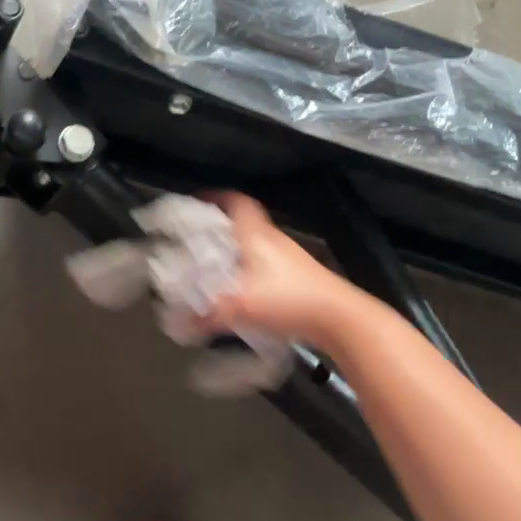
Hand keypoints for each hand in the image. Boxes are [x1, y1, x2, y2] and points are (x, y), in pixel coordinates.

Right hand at [200, 192, 384, 345]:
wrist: (339, 318)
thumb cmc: (289, 300)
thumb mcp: (241, 306)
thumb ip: (206, 315)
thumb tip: (180, 323)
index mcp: (257, 235)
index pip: (237, 202)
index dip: (216, 197)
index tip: (195, 203)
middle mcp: (273, 240)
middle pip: (242, 223)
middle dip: (217, 227)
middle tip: (193, 238)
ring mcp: (288, 258)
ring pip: (254, 245)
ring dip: (233, 250)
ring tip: (210, 265)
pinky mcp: (297, 278)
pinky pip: (264, 265)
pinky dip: (247, 270)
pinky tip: (238, 290)